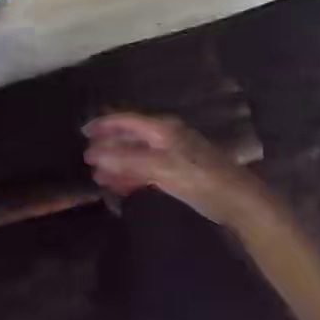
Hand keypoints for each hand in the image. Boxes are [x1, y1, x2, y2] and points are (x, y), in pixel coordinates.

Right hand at [82, 113, 271, 228]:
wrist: (237, 200)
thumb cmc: (199, 179)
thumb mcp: (160, 168)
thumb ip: (127, 162)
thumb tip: (93, 155)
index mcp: (162, 128)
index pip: (126, 119)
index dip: (104, 125)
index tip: (83, 133)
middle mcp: (166, 136)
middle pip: (131, 136)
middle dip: (109, 146)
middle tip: (87, 158)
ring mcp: (173, 154)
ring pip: (138, 155)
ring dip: (118, 164)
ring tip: (98, 177)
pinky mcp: (179, 172)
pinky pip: (147, 169)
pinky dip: (132, 176)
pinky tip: (121, 187)